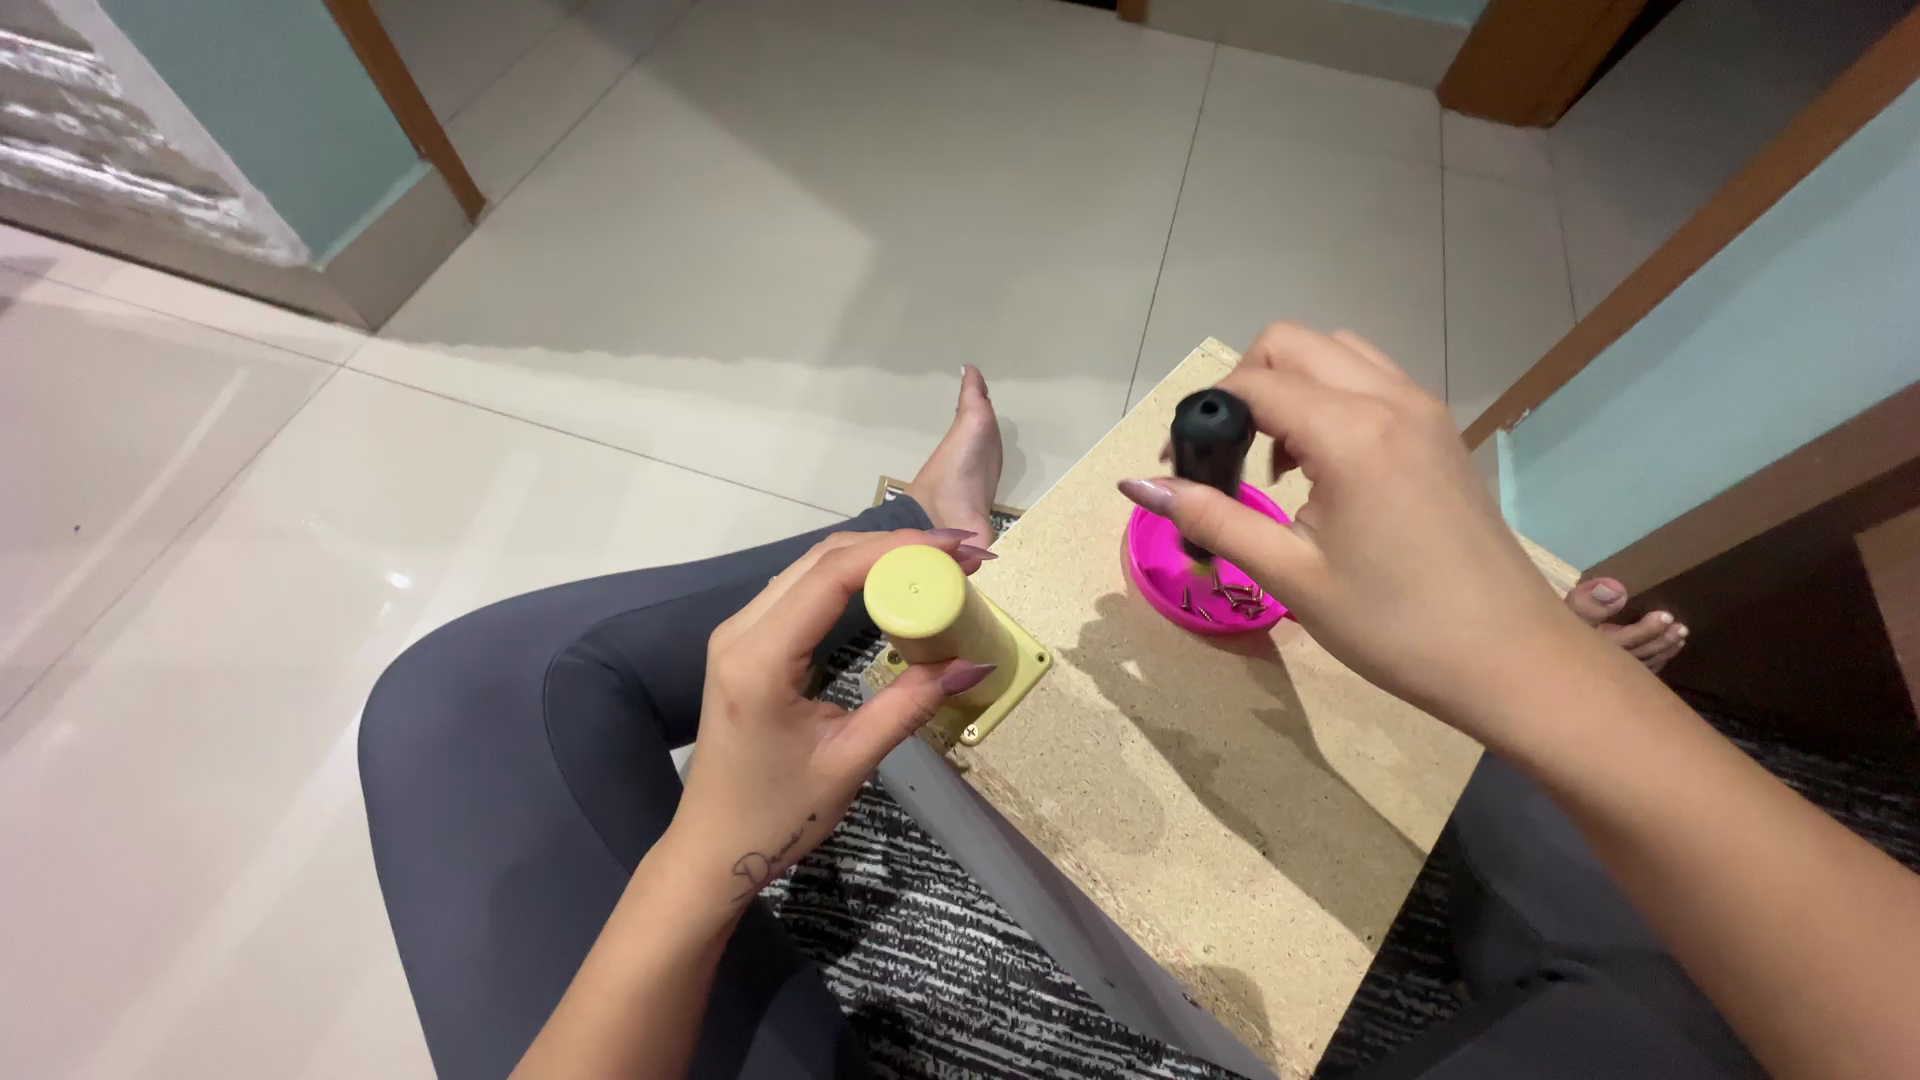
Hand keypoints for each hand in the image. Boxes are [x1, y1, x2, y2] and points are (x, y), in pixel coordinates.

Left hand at [657, 529, 996, 913]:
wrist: (713, 847)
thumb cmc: (776, 814)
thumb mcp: (851, 760)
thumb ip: (910, 704)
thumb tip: (974, 664)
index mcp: (760, 659)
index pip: (832, 576)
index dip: (898, 550)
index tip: (956, 549)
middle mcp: (741, 630)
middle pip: (823, 559)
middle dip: (894, 546)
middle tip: (958, 555)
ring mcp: (739, 631)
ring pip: (812, 567)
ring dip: (874, 557)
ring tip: (935, 564)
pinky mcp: (747, 641)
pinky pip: (803, 589)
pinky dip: (852, 577)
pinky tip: (890, 583)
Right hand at [1119, 323, 1588, 731]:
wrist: (1510, 660)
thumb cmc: (1390, 624)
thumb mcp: (1287, 573)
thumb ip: (1209, 516)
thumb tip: (1135, 485)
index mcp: (1351, 432)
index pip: (1251, 383)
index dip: (1201, 417)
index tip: (1181, 468)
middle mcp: (1390, 399)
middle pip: (1290, 342)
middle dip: (1241, 387)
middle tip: (1225, 456)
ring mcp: (1423, 409)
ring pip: (1334, 352)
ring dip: (1287, 386)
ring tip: (1274, 460)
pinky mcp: (1439, 430)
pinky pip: (1369, 379)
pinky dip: (1327, 397)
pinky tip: (1320, 466)